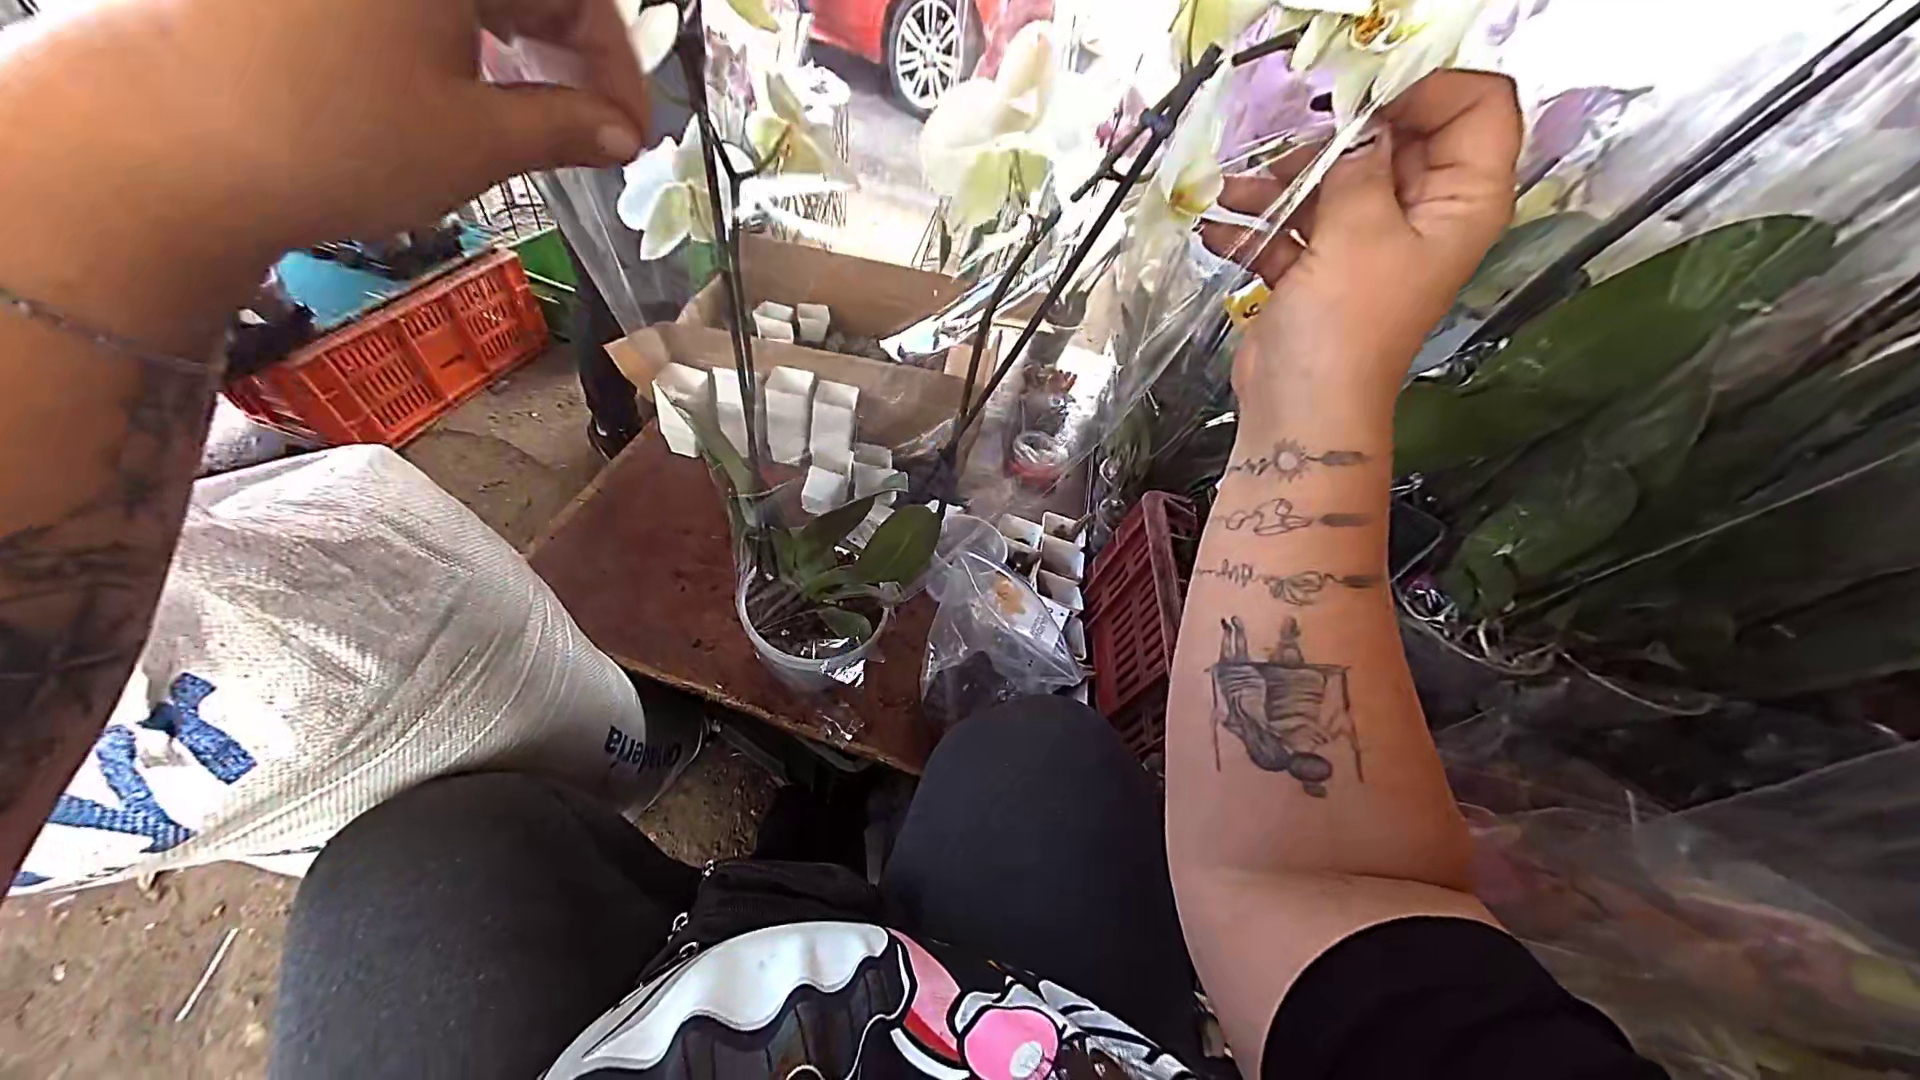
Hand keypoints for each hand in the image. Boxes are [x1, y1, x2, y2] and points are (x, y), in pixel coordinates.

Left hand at [2, 0, 649, 261]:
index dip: (617, 66)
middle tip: (602, 129)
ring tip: (550, 109)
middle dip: (577, 54)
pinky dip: (465, 30)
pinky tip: (478, 76)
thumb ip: (567, 127)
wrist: (157, 143)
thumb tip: (627, 134)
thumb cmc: (341, 137)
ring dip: (526, 42)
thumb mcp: (478, 139)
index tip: (636, 135)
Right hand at [1204, 72, 1521, 419]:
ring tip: (1233, 193)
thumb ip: (1361, 165)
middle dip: (1333, 142)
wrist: (1298, 406)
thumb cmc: (1344, 326)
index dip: (1423, 90)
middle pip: (1388, 145)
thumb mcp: (1359, 232)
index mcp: (1459, 201)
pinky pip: (1289, 232)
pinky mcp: (1314, 272)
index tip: (1360, 99)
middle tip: (1288, 151)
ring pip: (1328, 188)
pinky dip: (1255, 229)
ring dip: (1277, 187)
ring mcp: (1360, 246)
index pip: (1473, 108)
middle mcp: (1416, 218)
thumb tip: (1358, 127)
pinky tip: (1218, 229)